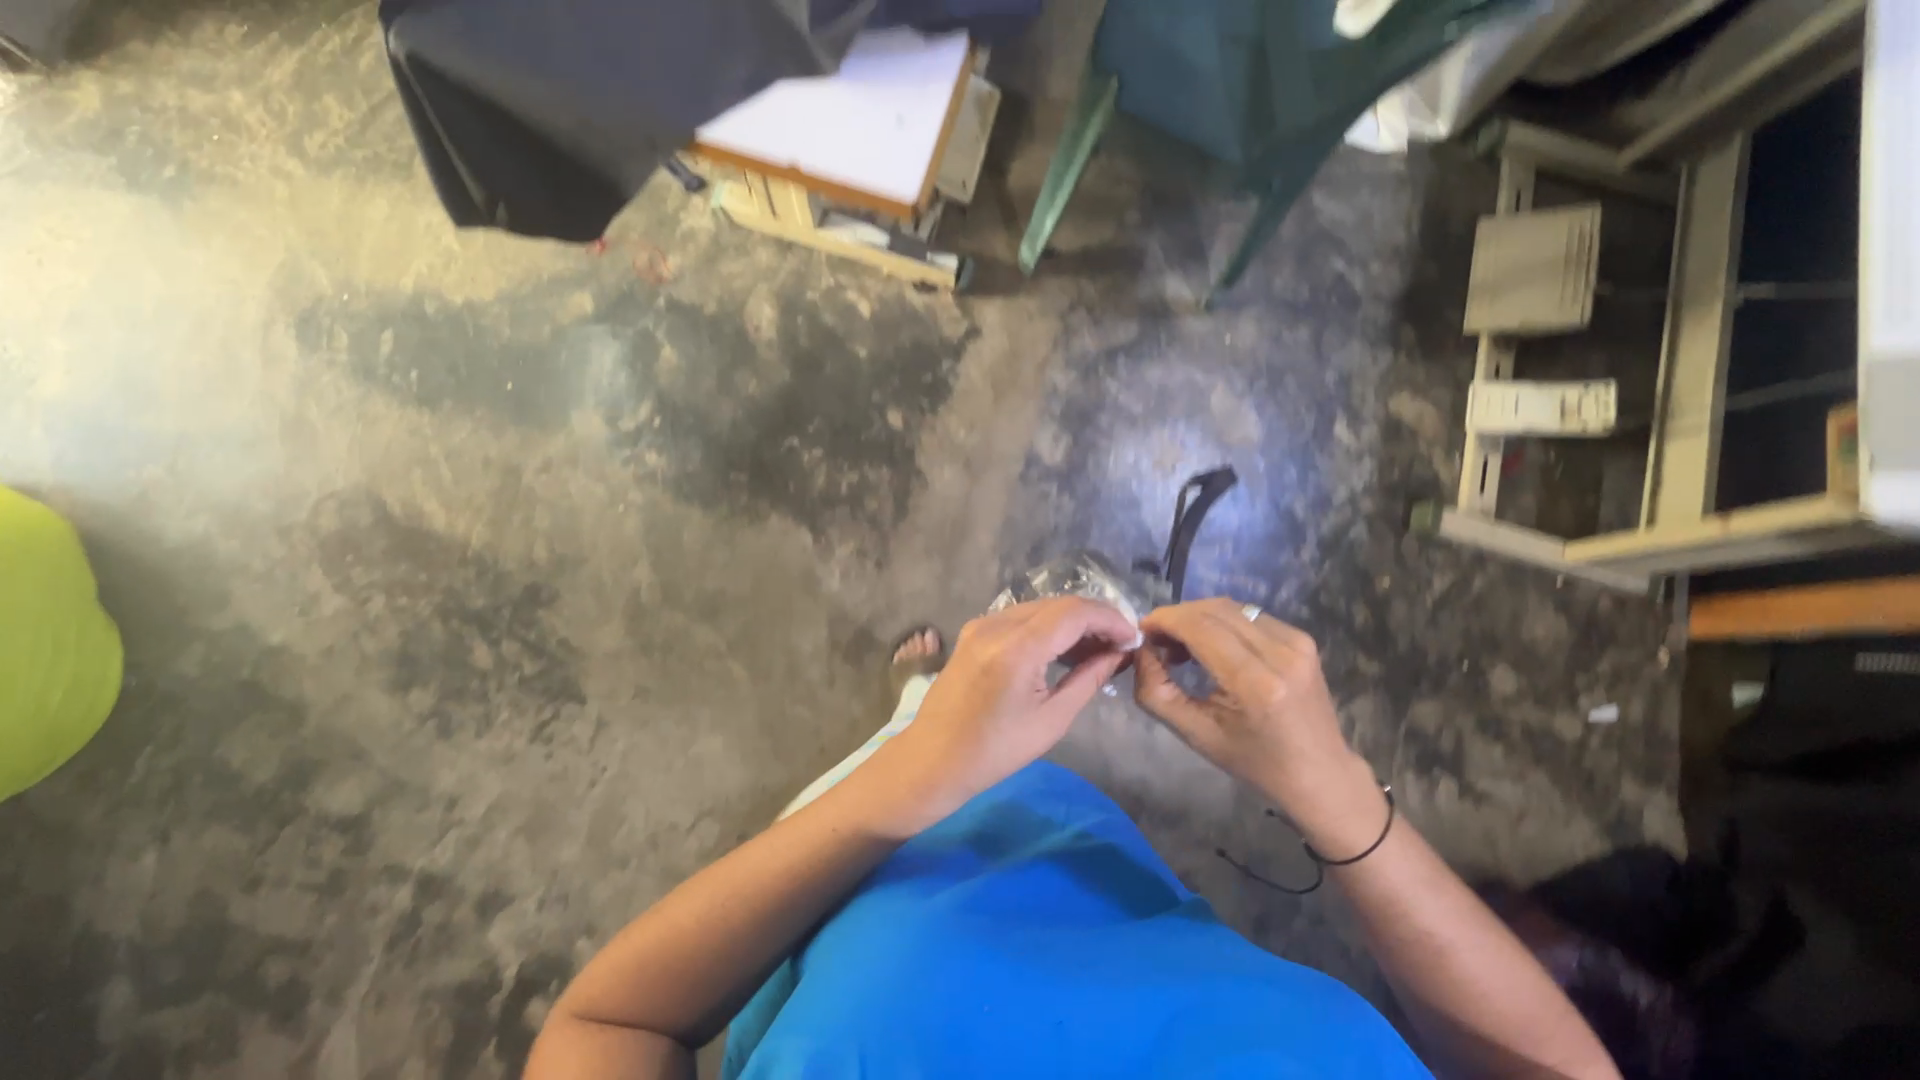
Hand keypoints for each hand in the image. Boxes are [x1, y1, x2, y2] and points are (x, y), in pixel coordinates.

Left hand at [867, 597, 1135, 832]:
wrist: (934, 759)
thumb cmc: (995, 751)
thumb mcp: (1052, 719)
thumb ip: (1089, 678)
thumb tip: (1118, 653)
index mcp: (1018, 647)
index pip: (1075, 612)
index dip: (1110, 620)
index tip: (1134, 640)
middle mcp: (997, 624)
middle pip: (1059, 604)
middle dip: (1095, 619)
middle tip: (1120, 646)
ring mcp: (981, 625)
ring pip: (1040, 608)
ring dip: (1071, 622)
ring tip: (1098, 651)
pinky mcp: (973, 632)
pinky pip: (1020, 618)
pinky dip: (1047, 627)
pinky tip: (1064, 651)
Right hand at [1134, 599, 1378, 851]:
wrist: (1319, 773)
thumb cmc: (1254, 761)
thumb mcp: (1196, 734)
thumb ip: (1157, 692)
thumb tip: (1140, 651)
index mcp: (1255, 683)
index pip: (1200, 627)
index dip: (1165, 620)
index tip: (1142, 631)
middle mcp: (1280, 653)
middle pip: (1214, 610)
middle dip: (1177, 617)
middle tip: (1157, 640)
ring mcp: (1297, 642)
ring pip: (1231, 608)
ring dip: (1198, 617)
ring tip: (1181, 645)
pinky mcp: (1303, 639)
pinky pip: (1249, 616)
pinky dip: (1222, 623)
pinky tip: (1212, 646)